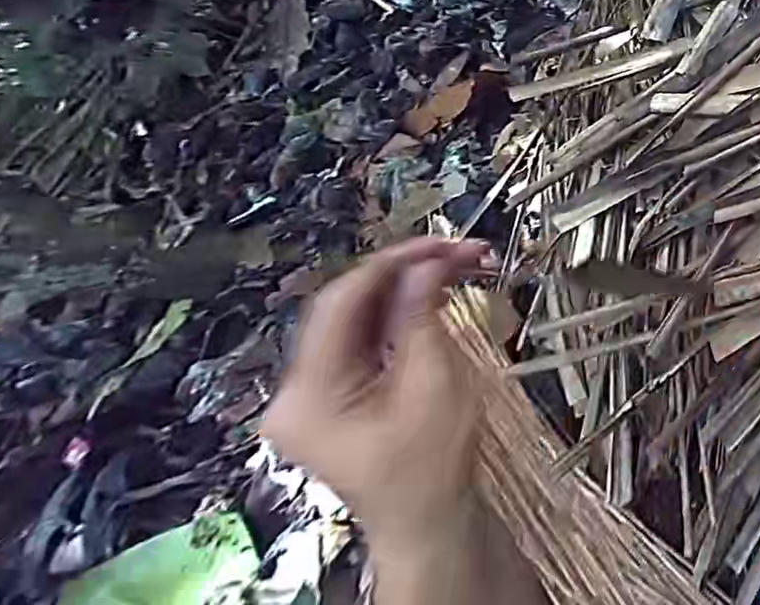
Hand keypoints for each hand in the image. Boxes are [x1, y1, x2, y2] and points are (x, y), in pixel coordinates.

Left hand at [261, 236, 486, 548]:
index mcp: (310, 392)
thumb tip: (427, 262)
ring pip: (360, 316)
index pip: (343, 301)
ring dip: (409, 287)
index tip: (444, 243)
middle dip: (407, 270)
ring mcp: (315, 391)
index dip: (394, 262)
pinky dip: (404, 311)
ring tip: (460, 265)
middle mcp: (298, 388)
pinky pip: (367, 336)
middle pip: (349, 305)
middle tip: (461, 251)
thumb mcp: (433, 382)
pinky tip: (438, 293)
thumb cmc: (432, 461)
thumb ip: (422, 317)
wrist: (428, 518)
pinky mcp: (337, 392)